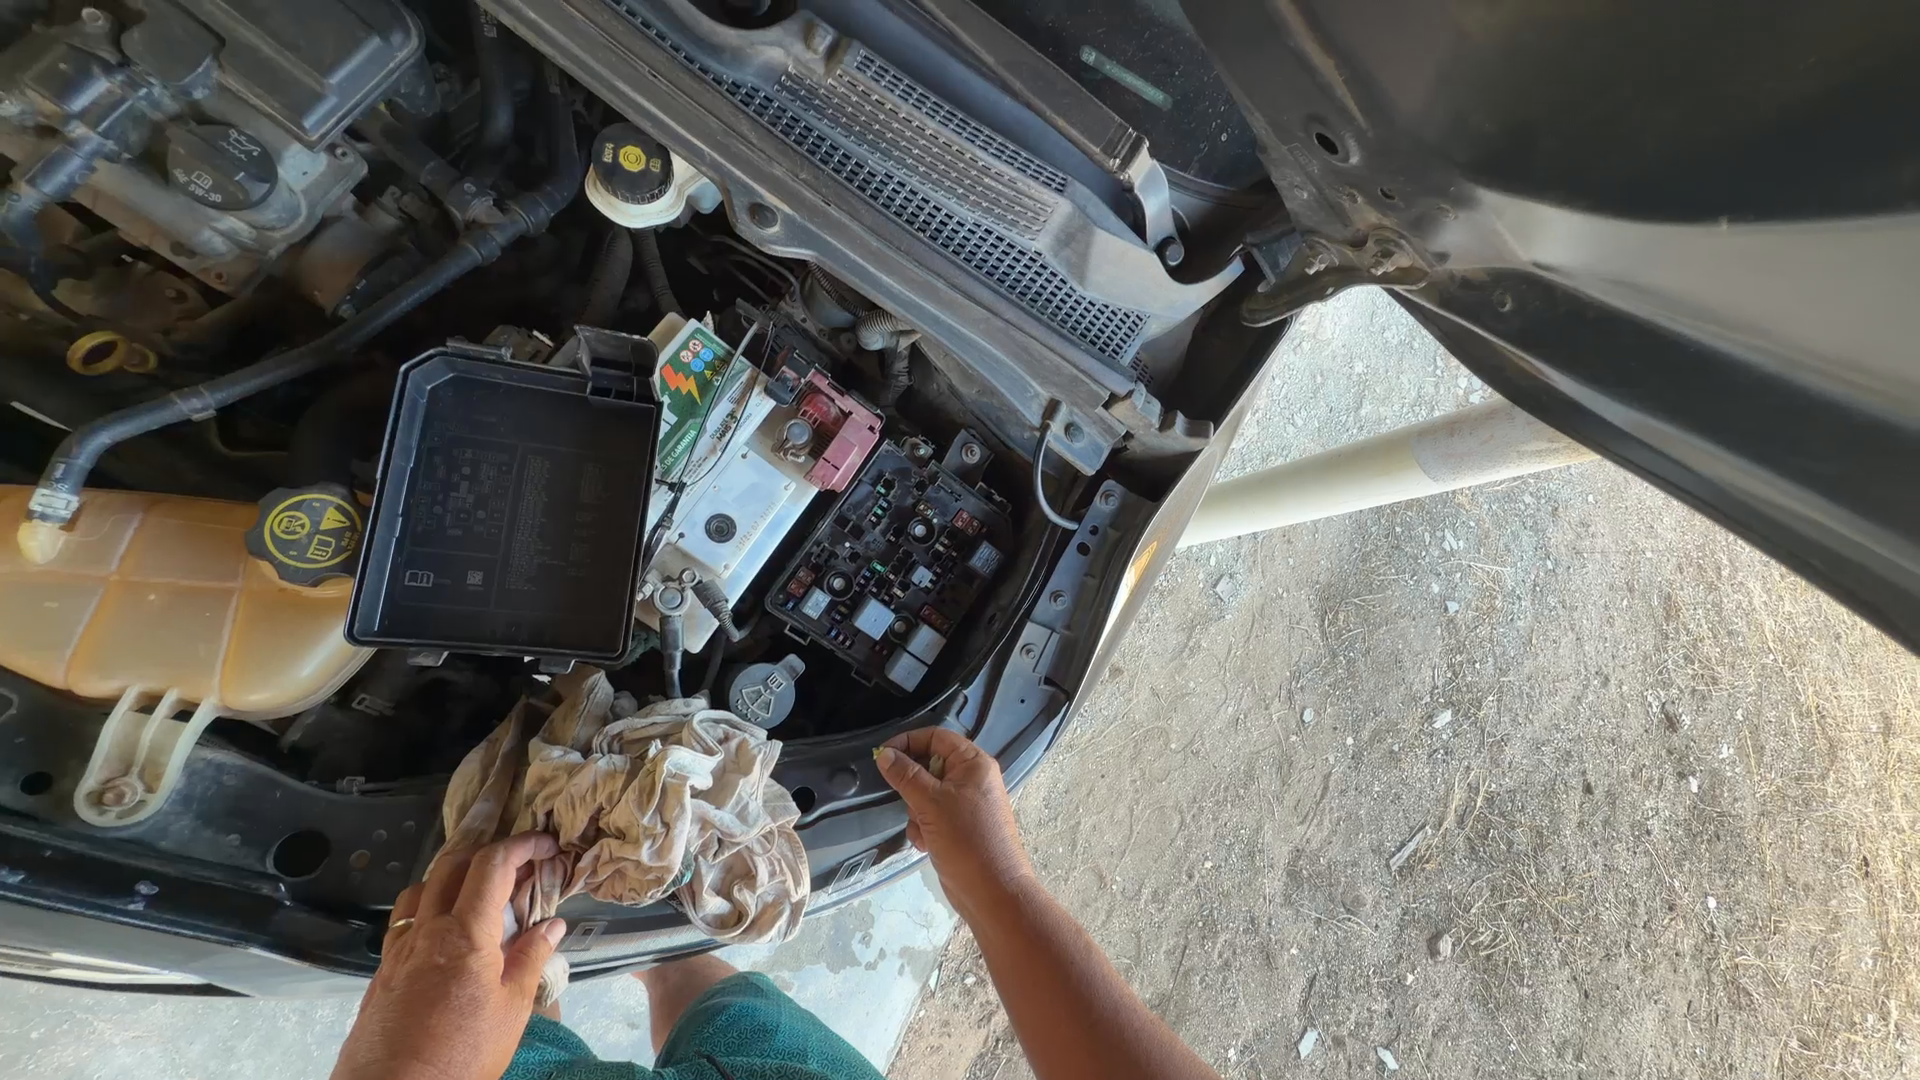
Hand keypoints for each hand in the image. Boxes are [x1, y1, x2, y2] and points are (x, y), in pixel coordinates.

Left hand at [331, 833, 567, 1079]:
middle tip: (518, 859)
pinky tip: (447, 930)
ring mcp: (398, 951)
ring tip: (479, 889)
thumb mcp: (512, 1009)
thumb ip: (531, 958)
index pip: (492, 864)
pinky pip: (404, 920)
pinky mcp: (381, 974)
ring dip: (453, 874)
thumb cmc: (460, 1055)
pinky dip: (430, 905)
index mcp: (465, 933)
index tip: (547, 845)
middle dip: (489, 849)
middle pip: (452, 864)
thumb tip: (552, 924)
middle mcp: (427, 931)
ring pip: (421, 887)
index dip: (523, 844)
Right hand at [875, 728, 1035, 921]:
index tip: (883, 756)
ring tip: (923, 829)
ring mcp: (966, 804)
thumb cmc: (966, 840)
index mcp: (973, 763)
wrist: (992, 892)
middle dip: (913, 786)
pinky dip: (924, 828)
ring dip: (917, 811)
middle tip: (908, 802)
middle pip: (929, 766)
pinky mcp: (959, 827)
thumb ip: (906, 776)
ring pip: (926, 794)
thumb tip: (885, 754)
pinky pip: (931, 816)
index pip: (936, 737)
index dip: (909, 742)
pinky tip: (928, 844)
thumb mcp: (931, 803)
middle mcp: (972, 778)